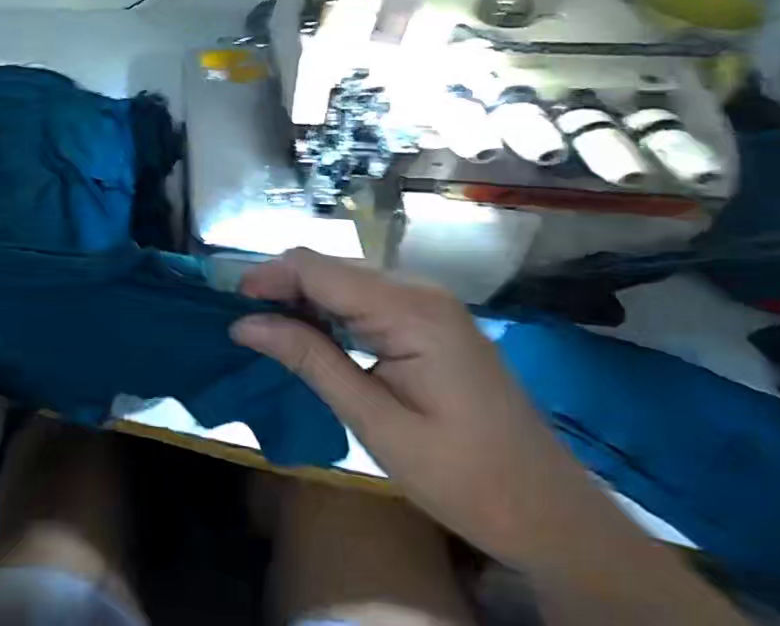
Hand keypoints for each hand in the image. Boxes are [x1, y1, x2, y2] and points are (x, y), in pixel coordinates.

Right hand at [231, 249, 617, 570]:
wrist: (552, 514)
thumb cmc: (464, 478)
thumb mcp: (376, 423)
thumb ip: (310, 361)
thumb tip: (244, 323)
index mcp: (411, 311)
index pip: (318, 269)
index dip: (267, 277)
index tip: (227, 304)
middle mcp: (420, 290)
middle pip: (330, 266)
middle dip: (280, 285)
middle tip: (241, 321)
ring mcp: (430, 302)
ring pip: (345, 279)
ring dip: (302, 298)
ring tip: (265, 329)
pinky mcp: (432, 319)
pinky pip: (366, 298)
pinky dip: (330, 310)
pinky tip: (311, 335)